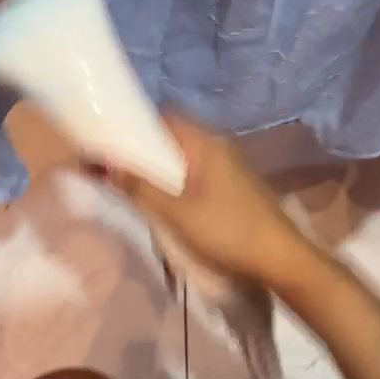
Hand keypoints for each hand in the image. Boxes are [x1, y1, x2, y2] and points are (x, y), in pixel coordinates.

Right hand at [95, 115, 319, 288]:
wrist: (282, 260)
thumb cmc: (227, 231)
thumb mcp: (175, 212)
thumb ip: (137, 186)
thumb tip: (97, 160)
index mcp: (205, 143)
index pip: (164, 118)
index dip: (135, 127)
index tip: (110, 143)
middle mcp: (219, 147)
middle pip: (173, 139)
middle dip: (145, 152)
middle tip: (118, 172)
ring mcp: (230, 168)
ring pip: (185, 160)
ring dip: (162, 172)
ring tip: (136, 190)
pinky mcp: (236, 188)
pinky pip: (197, 175)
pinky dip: (178, 183)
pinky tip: (168, 206)